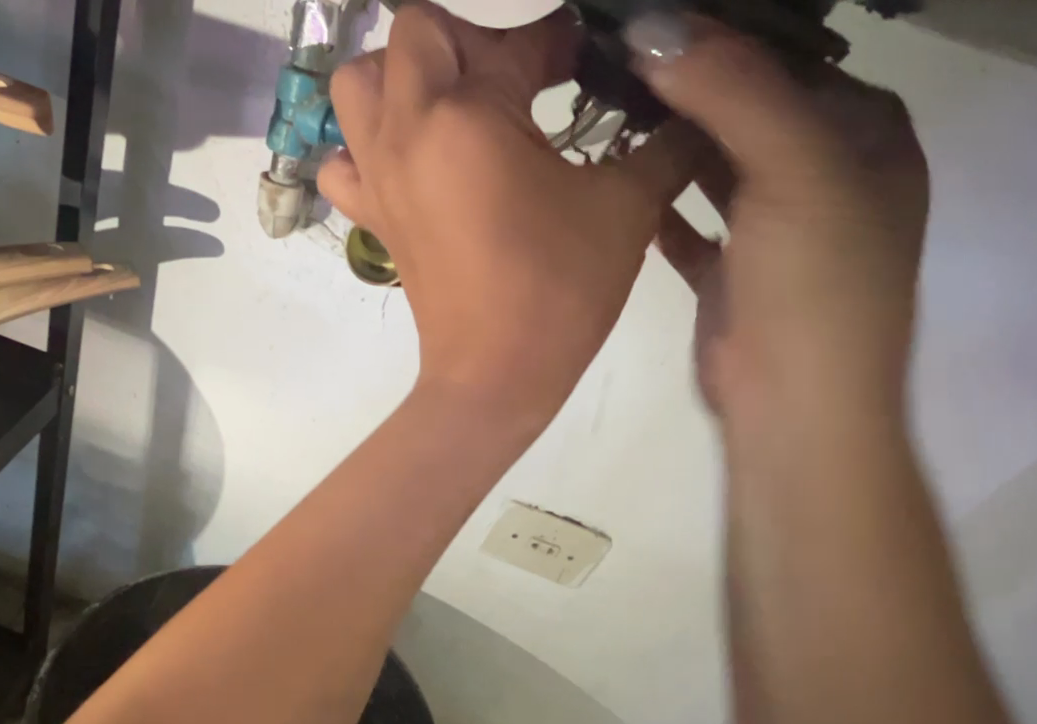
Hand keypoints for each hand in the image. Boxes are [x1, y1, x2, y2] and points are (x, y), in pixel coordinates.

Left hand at [321, 5, 698, 429]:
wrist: (495, 377)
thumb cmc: (559, 291)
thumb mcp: (627, 207)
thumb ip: (665, 140)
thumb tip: (692, 106)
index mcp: (464, 113)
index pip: (512, 38)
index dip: (559, 40)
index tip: (586, 64)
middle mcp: (405, 130)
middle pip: (414, 32)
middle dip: (468, 35)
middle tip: (513, 74)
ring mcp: (377, 175)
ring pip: (358, 84)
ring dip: (401, 75)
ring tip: (454, 102)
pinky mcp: (371, 216)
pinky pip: (344, 159)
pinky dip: (365, 147)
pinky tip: (410, 159)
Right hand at [632, 15, 929, 427]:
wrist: (793, 406)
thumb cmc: (815, 283)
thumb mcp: (792, 168)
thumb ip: (732, 90)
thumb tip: (654, 23)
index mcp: (865, 133)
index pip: (790, 57)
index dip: (725, 35)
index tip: (652, 23)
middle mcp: (826, 173)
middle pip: (749, 107)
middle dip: (690, 85)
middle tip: (615, 61)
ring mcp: (777, 228)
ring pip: (718, 165)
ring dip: (671, 141)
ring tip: (608, 107)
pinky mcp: (732, 274)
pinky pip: (692, 224)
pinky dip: (661, 204)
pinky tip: (621, 181)